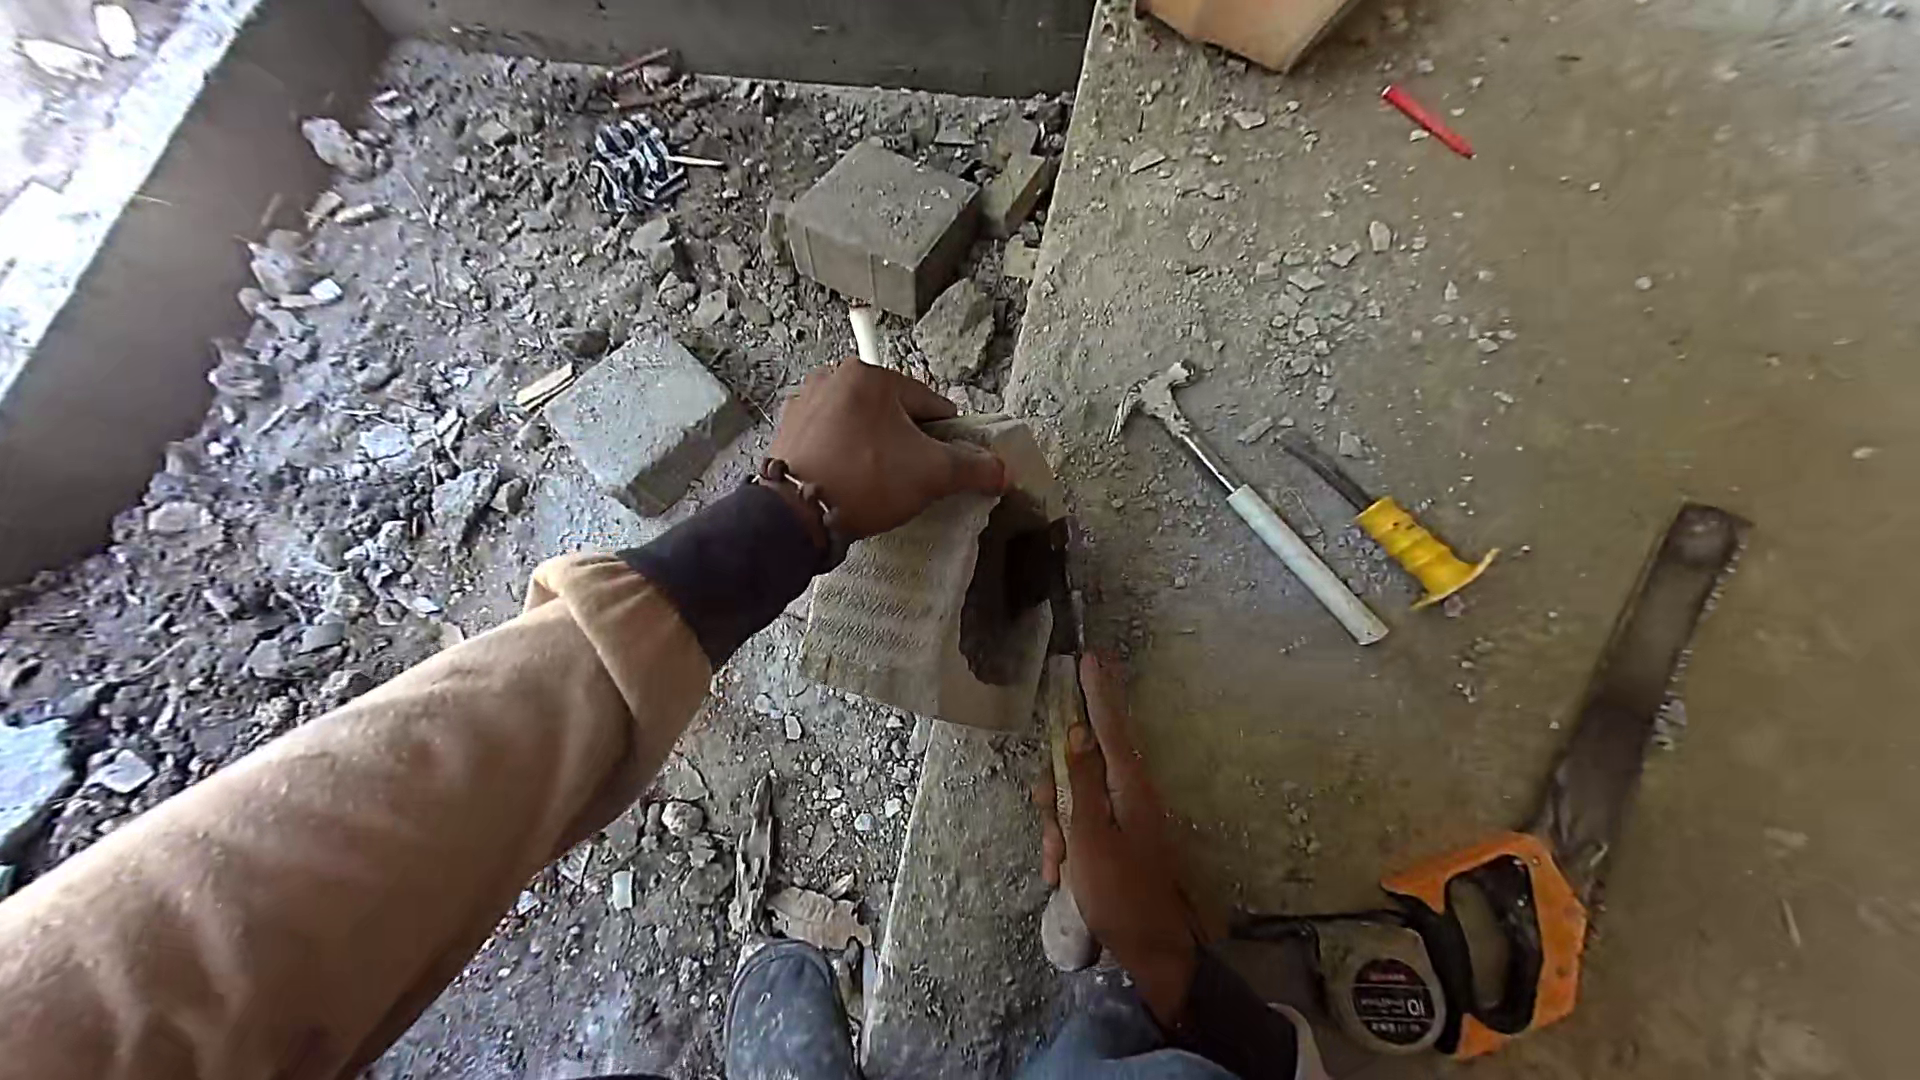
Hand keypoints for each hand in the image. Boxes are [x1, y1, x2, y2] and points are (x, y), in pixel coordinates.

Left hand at [768, 359, 1005, 539]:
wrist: (795, 513)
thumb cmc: (866, 480)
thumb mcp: (932, 473)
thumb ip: (973, 467)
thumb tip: (1002, 470)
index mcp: (870, 375)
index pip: (930, 404)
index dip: (947, 438)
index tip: (946, 465)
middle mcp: (833, 378)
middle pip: (893, 414)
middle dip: (907, 445)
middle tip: (909, 479)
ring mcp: (804, 403)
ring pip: (861, 427)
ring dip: (876, 449)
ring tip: (878, 484)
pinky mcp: (787, 431)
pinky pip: (832, 440)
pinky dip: (846, 456)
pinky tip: (850, 482)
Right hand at [1036, 653, 1209, 1029]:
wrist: (1154, 953)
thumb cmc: (1120, 893)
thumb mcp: (1090, 837)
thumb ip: (1080, 781)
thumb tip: (1075, 732)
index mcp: (1128, 785)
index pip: (1109, 725)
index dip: (1097, 691)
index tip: (1091, 657)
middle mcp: (1129, 791)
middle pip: (1082, 762)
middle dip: (1057, 789)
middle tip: (1051, 822)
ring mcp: (1124, 814)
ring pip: (1075, 795)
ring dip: (1058, 825)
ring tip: (1057, 864)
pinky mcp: (1118, 833)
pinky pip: (1082, 821)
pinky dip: (1067, 841)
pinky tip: (1061, 871)